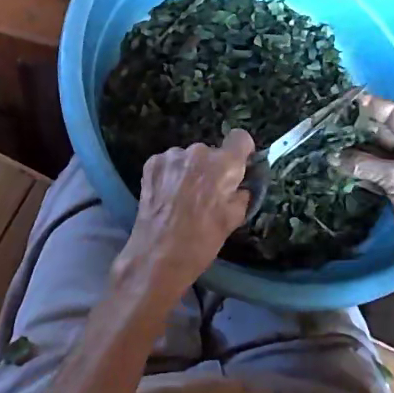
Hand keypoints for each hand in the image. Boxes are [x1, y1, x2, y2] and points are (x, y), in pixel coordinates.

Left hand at [117, 130, 255, 299]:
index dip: (241, 151)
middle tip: (207, 194)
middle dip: (212, 168)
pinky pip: (169, 163)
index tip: (238, 166)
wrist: (158, 255)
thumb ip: (241, 193)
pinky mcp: (152, 163)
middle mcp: (198, 152)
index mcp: (223, 164)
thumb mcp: (234, 219)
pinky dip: (171, 174)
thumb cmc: (202, 240)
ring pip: (189, 158)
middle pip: (212, 152)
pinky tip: (168, 195)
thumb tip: (240, 185)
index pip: (240, 138)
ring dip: (190, 171)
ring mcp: (172, 156)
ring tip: (183, 198)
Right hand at [337, 96, 393, 260]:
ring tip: (326, 144)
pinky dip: (357, 170)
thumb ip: (366, 164)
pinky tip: (337, 167)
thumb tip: (334, 156)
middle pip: (384, 133)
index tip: (345, 102)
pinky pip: (373, 173)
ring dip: (353, 152)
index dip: (372, 107)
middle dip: (357, 130)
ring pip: (376, 154)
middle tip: (328, 124)